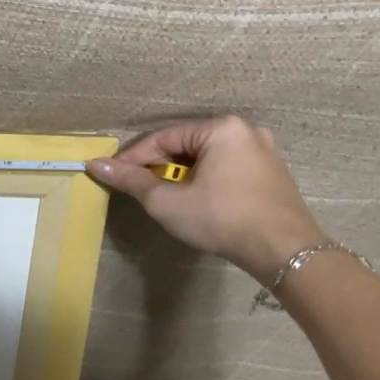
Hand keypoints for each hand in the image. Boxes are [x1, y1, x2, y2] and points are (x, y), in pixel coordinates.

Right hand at [85, 116, 324, 279]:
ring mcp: (264, 152)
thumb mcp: (166, 201)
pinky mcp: (272, 173)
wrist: (284, 251)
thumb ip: (130, 180)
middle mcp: (245, 131)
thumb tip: (95, 164)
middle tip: (136, 187)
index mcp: (220, 129)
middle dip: (158, 165)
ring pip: (206, 157)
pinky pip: (226, 167)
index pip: (162, 138)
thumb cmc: (221, 218)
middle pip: (186, 145)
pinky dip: (204, 179)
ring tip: (163, 194)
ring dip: (181, 173)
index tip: (112, 175)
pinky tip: (195, 199)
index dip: (132, 158)